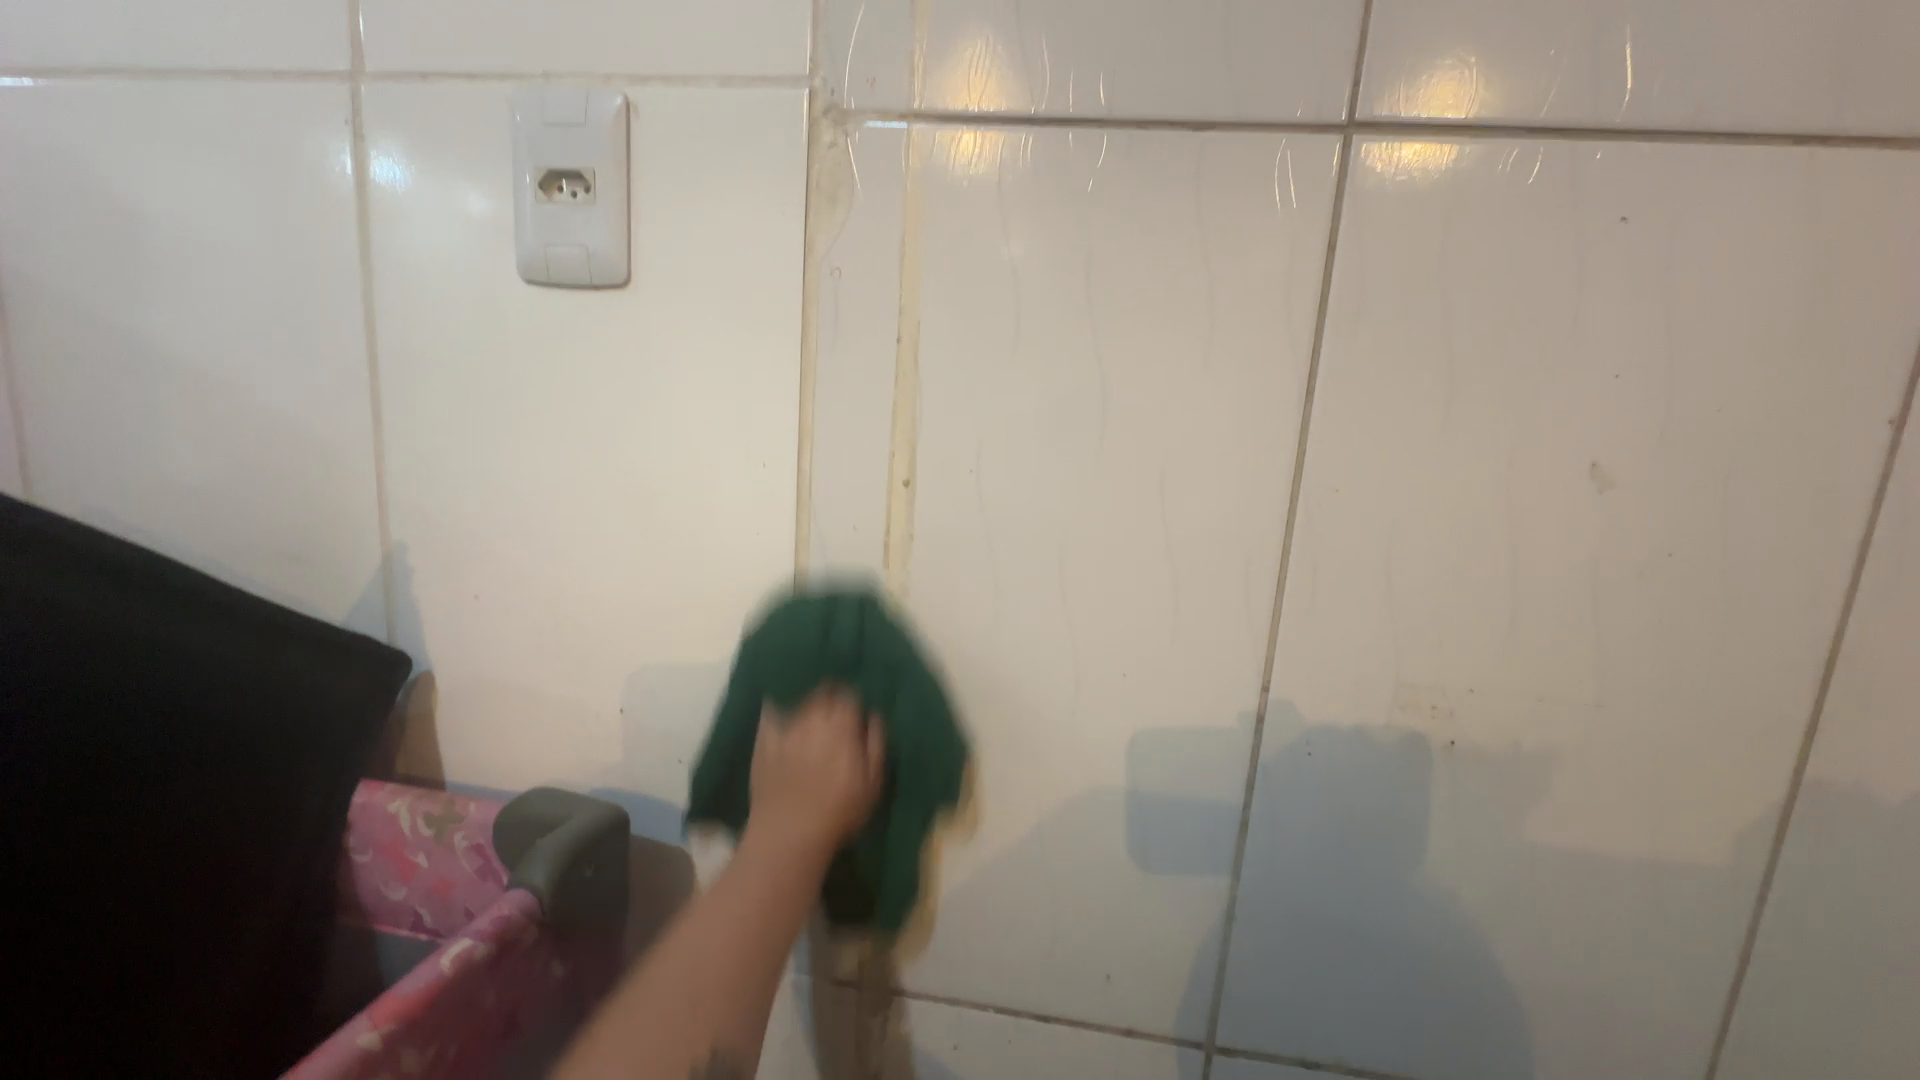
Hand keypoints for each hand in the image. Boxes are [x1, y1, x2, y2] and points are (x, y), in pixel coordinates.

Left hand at [748, 685, 885, 857]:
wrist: (788, 835)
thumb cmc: (838, 812)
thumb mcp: (872, 784)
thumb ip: (876, 745)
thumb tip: (874, 715)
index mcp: (843, 728)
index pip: (849, 696)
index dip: (853, 702)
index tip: (855, 712)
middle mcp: (813, 720)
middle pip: (823, 693)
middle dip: (831, 698)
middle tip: (835, 713)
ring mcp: (785, 728)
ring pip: (799, 700)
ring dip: (807, 703)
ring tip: (811, 713)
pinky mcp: (763, 740)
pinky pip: (770, 712)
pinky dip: (777, 707)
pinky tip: (779, 709)